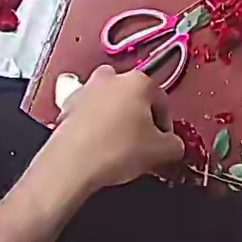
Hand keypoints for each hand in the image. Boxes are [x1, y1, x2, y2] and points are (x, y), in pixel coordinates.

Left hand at [40, 66, 182, 193]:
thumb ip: (175, 144)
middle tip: (140, 139)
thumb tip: (173, 145)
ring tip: (117, 143)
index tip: (162, 143)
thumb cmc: (118, 150)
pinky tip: (96, 145)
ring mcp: (86, 89)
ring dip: (115, 116)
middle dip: (139, 114)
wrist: (71, 164)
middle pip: (133, 96)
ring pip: (109, 100)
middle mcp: (112, 77)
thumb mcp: (161, 152)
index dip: (165, 125)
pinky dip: (93, 124)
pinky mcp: (66, 105)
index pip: (162, 101)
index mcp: (139, 81)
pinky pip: (87, 112)